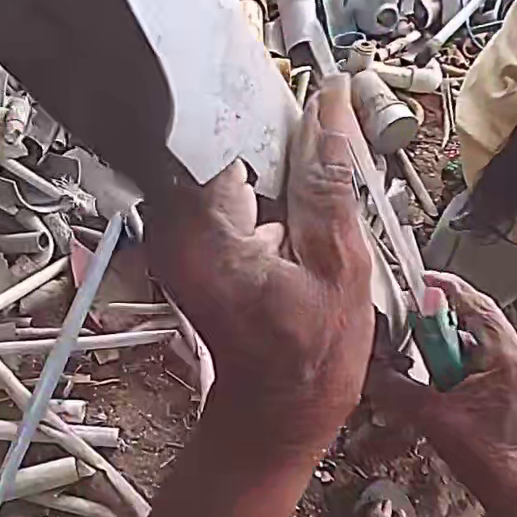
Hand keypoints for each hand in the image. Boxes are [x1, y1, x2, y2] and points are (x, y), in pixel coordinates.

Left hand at [149, 75, 372, 445]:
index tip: (314, 110)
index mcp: (204, 229)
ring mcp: (181, 236)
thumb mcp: (339, 267)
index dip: (277, 112)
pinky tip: (294, 229)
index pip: (226, 126)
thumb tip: (330, 112)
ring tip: (307, 217)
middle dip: (283, 147)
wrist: (280, 406)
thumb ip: (330, 182)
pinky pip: (233, 193)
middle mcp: (177, 228)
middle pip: (228, 141)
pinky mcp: (196, 243)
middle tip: (322, 178)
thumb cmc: (306, 360)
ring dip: (280, 175)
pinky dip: (268, 198)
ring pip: (236, 165)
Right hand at [367, 273, 516, 498]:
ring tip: (416, 351)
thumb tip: (370, 369)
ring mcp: (512, 372)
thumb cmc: (491, 459)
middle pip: (472, 318)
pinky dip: (451, 361)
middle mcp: (514, 357)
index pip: (474, 304)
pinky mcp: (504, 386)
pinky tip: (432, 376)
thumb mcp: (434, 418)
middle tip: (408, 318)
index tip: (417, 281)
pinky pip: (474, 360)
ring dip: (443, 343)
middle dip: (438, 318)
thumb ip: (398, 388)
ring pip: (471, 340)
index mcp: (506, 356)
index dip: (443, 289)